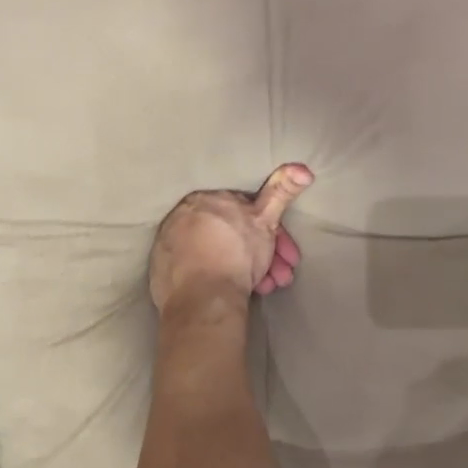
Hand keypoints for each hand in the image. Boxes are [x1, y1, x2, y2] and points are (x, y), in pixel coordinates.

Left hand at [149, 164, 313, 314]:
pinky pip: (202, 270)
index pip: (247, 212)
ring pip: (221, 255)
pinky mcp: (164, 272)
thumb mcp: (265, 219)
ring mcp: (171, 245)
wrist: (204, 299)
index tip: (288, 256)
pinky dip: (223, 278)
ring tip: (266, 289)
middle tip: (280, 277)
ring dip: (251, 272)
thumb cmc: (237, 254)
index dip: (274, 234)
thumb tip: (302, 169)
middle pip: (234, 235)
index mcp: (206, 199)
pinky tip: (239, 291)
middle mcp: (183, 217)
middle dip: (265, 257)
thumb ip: (281, 191)